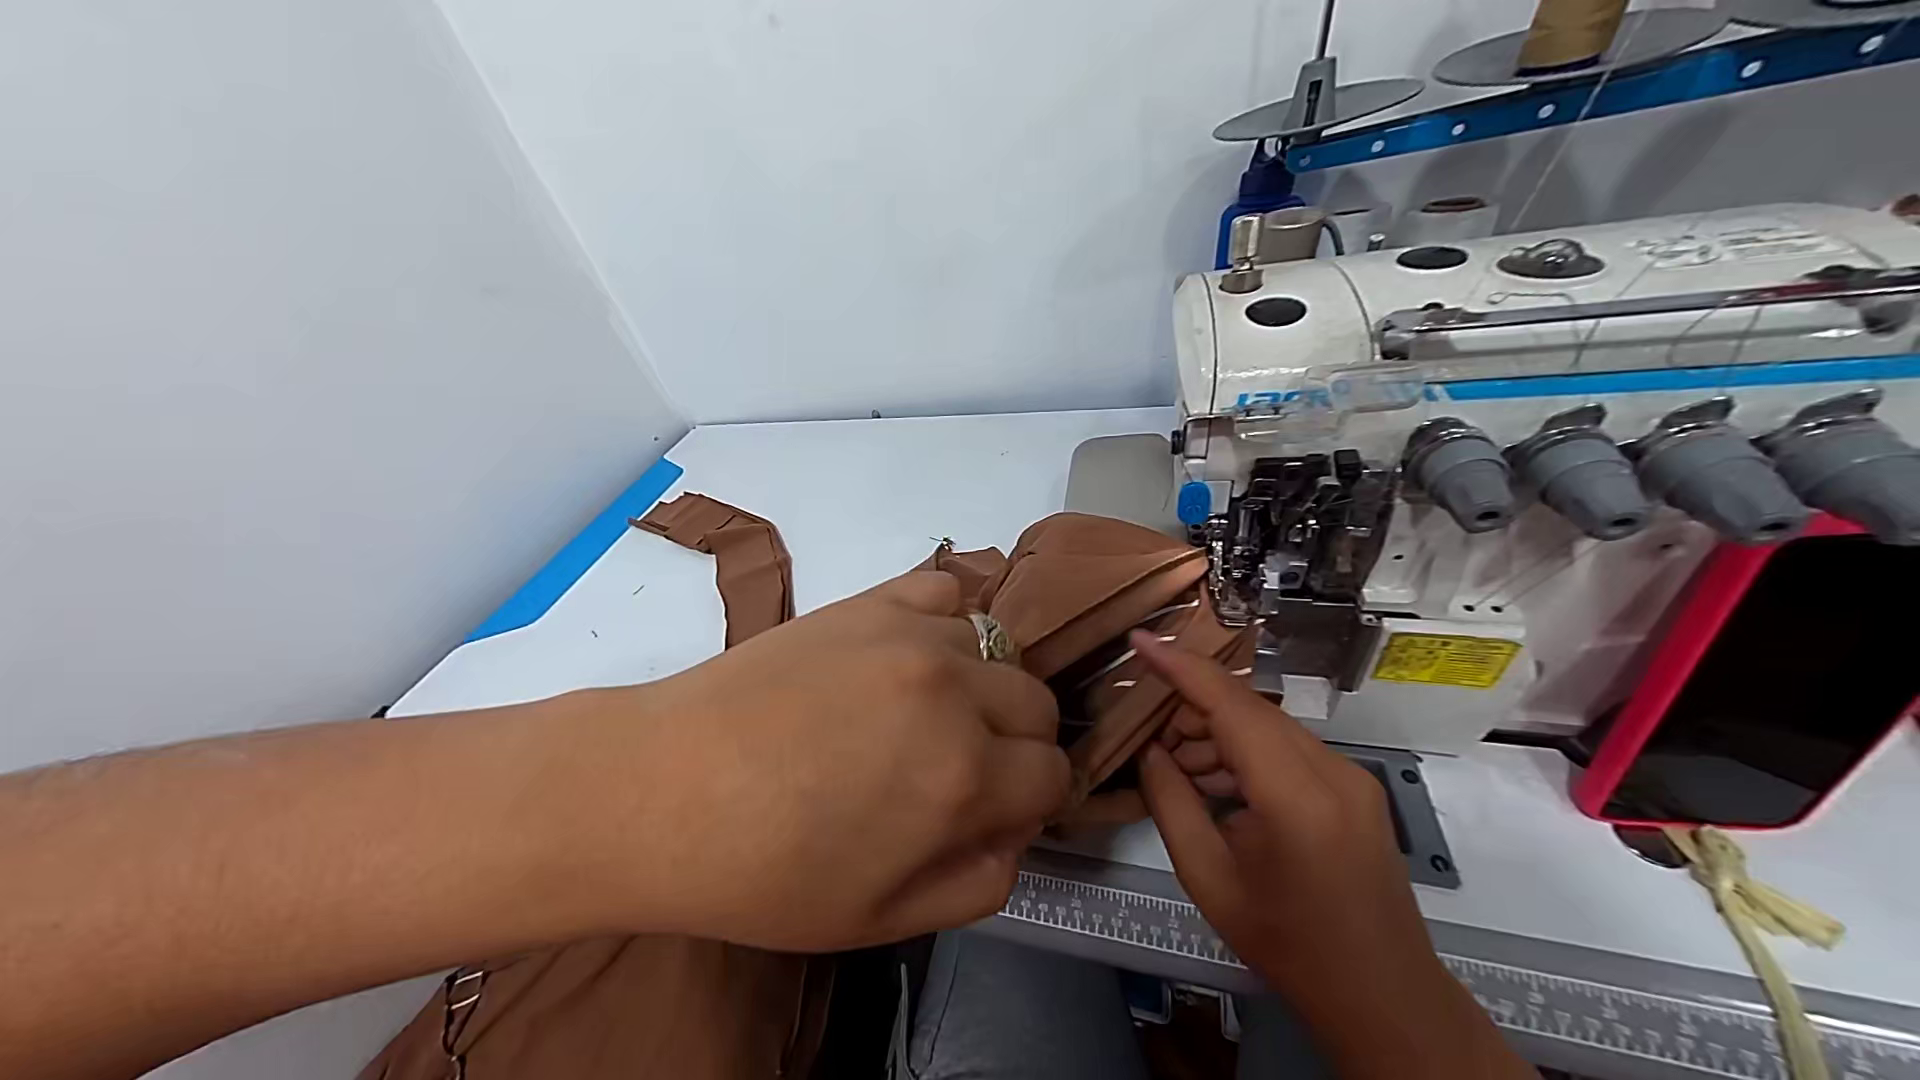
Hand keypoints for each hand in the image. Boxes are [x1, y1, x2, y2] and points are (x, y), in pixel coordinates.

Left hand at [566, 571, 1068, 951]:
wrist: (664, 788)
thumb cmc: (767, 870)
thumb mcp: (882, 920)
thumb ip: (979, 883)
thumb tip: (1016, 832)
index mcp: (964, 777)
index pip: (1054, 775)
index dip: (1030, 802)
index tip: (989, 810)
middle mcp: (954, 691)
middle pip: (1037, 704)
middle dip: (1015, 743)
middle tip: (958, 765)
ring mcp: (912, 635)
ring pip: (998, 649)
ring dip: (978, 684)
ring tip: (923, 709)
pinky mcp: (872, 601)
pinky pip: (945, 592)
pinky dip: (945, 623)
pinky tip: (911, 654)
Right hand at [1132, 628, 1435, 996]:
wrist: (1383, 995)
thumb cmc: (1288, 944)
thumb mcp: (1208, 878)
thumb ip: (1170, 802)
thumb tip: (1150, 751)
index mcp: (1296, 797)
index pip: (1230, 705)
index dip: (1180, 666)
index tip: (1139, 639)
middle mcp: (1331, 770)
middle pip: (1246, 709)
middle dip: (1190, 710)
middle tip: (1150, 740)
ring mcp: (1349, 775)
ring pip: (1264, 725)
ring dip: (1216, 734)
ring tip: (1180, 771)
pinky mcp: (1353, 784)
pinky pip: (1285, 747)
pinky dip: (1244, 753)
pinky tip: (1218, 783)